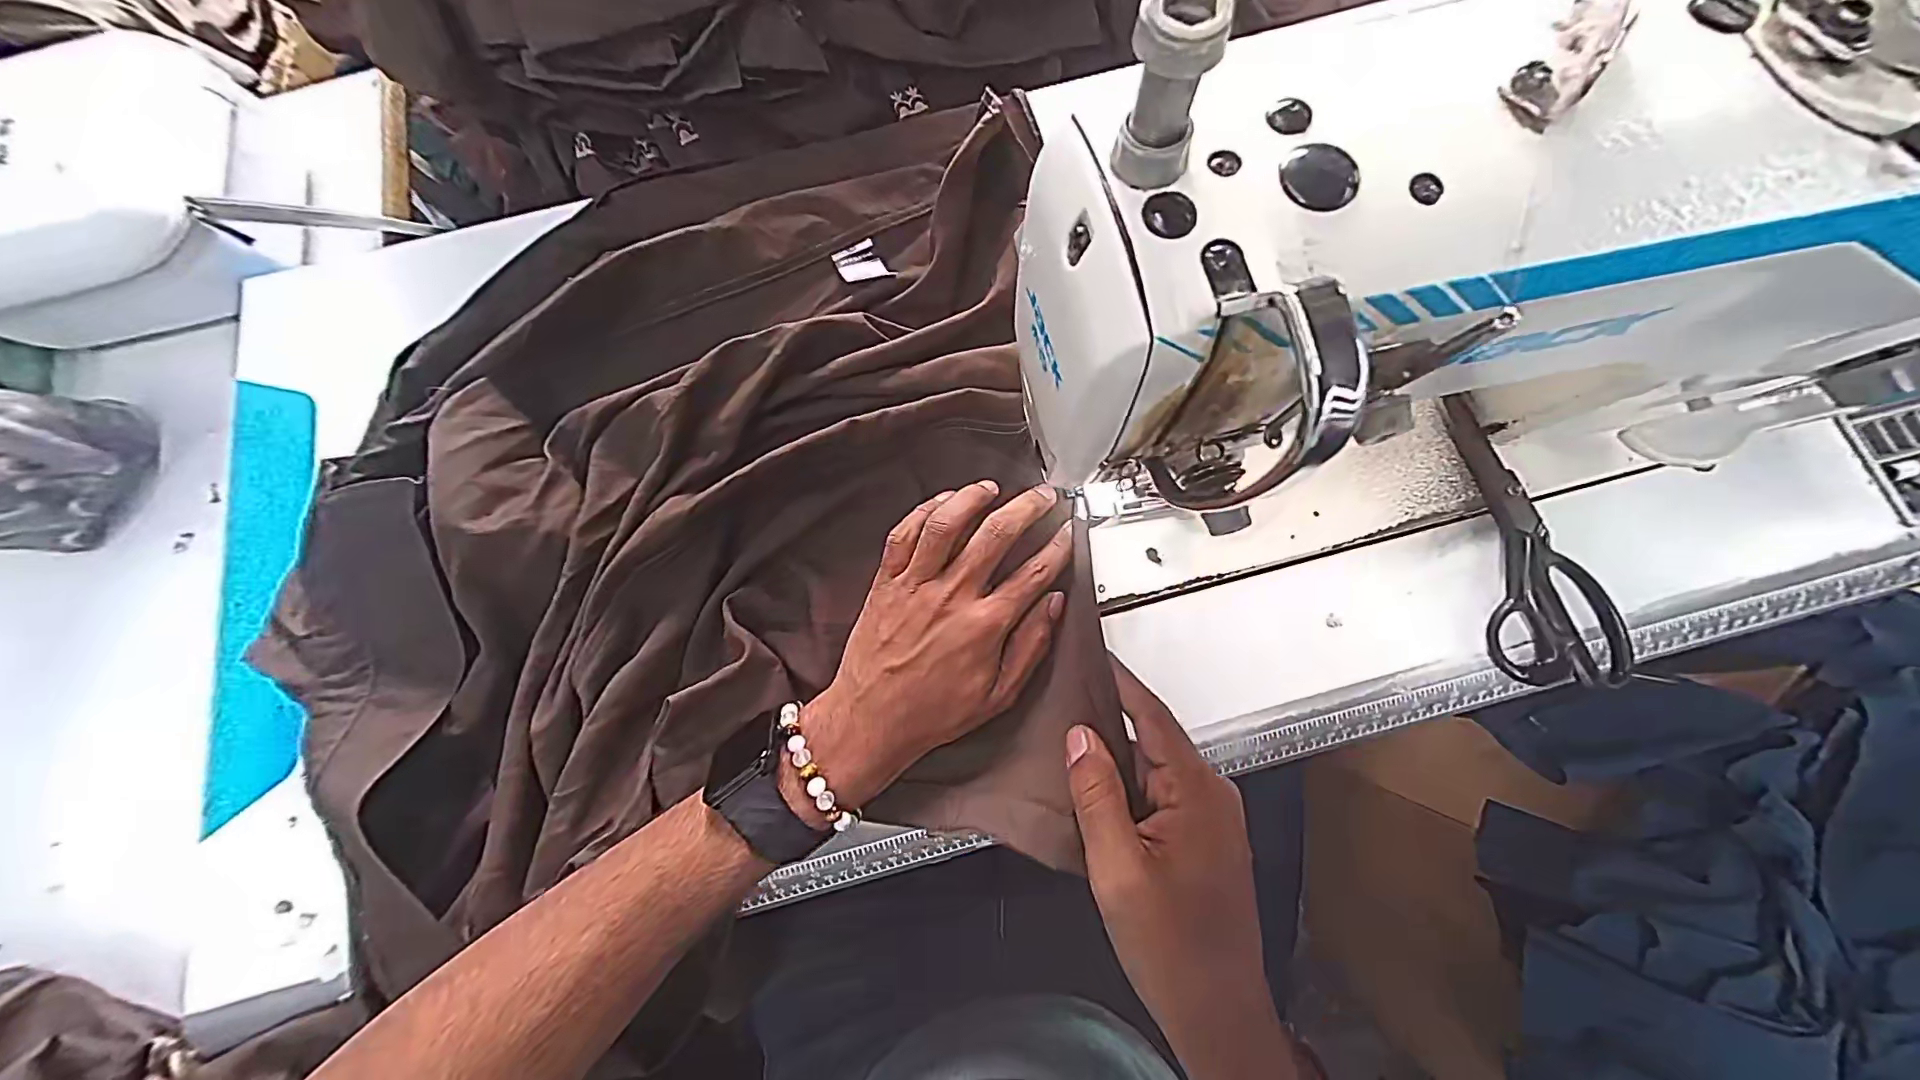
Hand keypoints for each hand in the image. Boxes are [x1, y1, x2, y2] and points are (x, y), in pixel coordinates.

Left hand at [788, 480, 1073, 820]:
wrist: (871, 719)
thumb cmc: (929, 712)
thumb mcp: (998, 695)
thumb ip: (1031, 646)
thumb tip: (1053, 607)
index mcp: (984, 626)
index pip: (1034, 571)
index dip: (1058, 545)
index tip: (1066, 533)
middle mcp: (951, 597)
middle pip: (996, 535)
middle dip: (1027, 508)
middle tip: (1042, 497)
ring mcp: (916, 586)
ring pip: (947, 525)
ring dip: (973, 498)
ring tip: (992, 488)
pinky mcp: (887, 582)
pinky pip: (904, 534)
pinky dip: (924, 511)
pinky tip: (942, 502)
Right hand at [1067, 657, 1302, 1079]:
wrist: (1217, 1013)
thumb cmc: (1174, 949)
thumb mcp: (1118, 868)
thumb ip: (1096, 795)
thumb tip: (1080, 736)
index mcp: (1197, 793)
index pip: (1154, 716)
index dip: (1121, 682)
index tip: (1092, 654)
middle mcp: (1211, 795)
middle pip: (1153, 738)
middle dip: (1108, 719)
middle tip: (1062, 700)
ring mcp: (1209, 816)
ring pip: (1152, 767)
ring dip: (1115, 757)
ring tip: (1068, 744)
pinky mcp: (1201, 836)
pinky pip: (1157, 791)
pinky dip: (1125, 784)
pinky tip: (1094, 792)